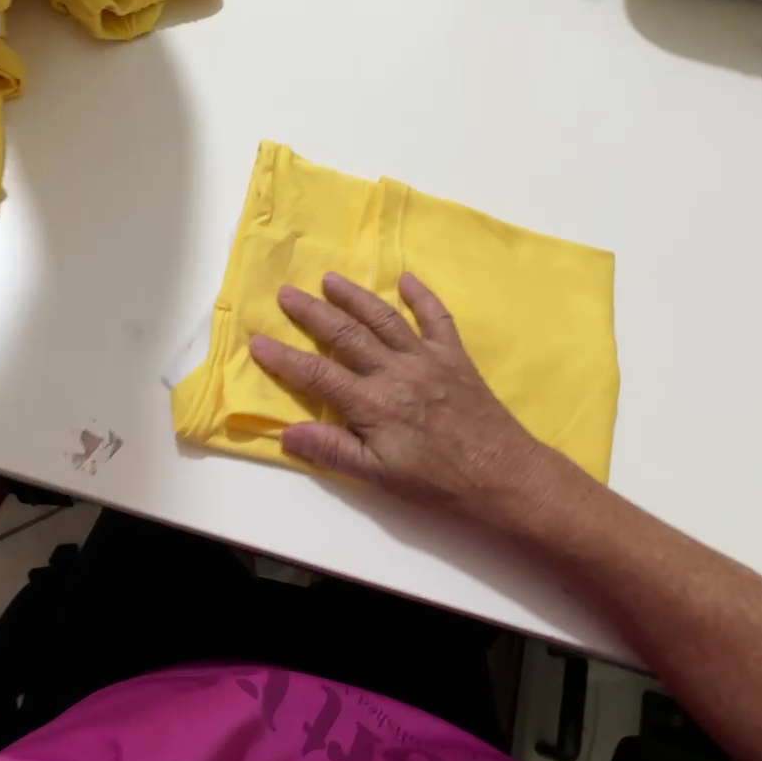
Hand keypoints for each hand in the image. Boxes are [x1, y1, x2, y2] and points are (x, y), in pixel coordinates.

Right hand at [249, 272, 576, 520]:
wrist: (503, 475)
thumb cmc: (437, 481)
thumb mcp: (378, 476)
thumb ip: (333, 451)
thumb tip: (287, 432)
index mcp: (372, 403)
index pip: (316, 374)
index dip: (284, 358)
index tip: (258, 341)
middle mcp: (395, 372)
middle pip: (345, 334)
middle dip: (312, 312)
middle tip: (286, 293)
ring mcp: (427, 359)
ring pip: (383, 318)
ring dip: (354, 296)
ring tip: (330, 278)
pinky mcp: (454, 357)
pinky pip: (437, 319)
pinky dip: (422, 297)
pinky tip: (406, 279)